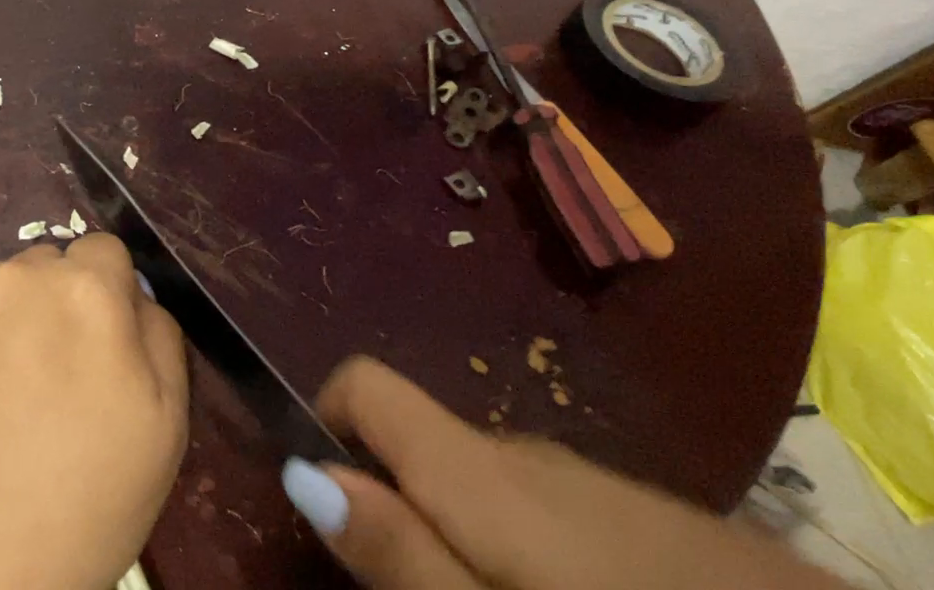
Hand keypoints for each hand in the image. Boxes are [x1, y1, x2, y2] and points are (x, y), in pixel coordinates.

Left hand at [0, 236, 187, 589]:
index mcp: (89, 293)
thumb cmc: (77, 510)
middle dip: (60, 305)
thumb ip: (160, 340)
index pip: (107, 255)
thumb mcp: (164, 432)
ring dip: (7, 308)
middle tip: (52, 380)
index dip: (110, 302)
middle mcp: (21, 273)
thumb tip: (135, 299)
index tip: (100, 354)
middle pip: (52, 264)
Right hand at [282, 357, 849, 589]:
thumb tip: (301, 470)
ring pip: (474, 480)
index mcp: (475, 467)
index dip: (322, 426)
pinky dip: (513, 546)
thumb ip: (397, 550)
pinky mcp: (632, 511)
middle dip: (388, 504)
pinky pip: (535, 505)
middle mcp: (520, 450)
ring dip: (452, 531)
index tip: (326, 508)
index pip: (362, 382)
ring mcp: (583, 478)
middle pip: (413, 442)